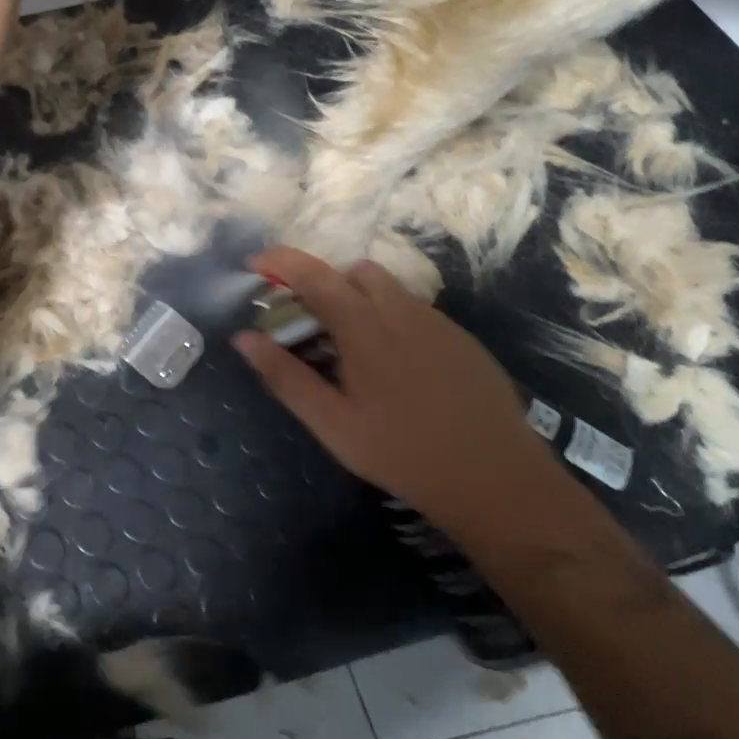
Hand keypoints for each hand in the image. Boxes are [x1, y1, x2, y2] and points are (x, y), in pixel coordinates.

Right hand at [232, 248, 567, 527]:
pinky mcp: (462, 340)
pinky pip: (415, 311)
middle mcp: (402, 312)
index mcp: (364, 327)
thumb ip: (284, 376)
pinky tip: (389, 366)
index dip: (280, 262)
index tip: (254, 265)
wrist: (494, 477)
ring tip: (344, 345)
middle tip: (302, 320)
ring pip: (388, 288)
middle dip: (322, 281)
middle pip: (354, 271)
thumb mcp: (330, 422)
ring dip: (356, 298)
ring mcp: (438, 324)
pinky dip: (388, 318)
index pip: (314, 275)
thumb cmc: (400, 452)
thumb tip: (243, 338)